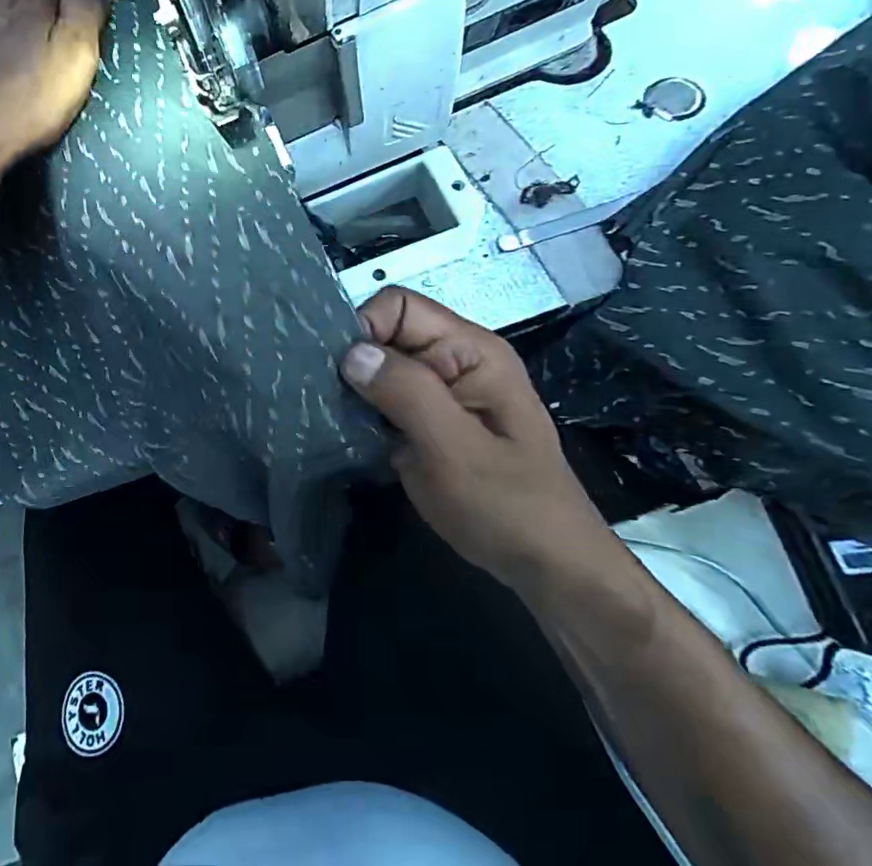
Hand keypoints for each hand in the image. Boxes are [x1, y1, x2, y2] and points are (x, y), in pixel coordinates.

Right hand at [340, 287, 609, 591]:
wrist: (547, 564)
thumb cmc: (509, 506)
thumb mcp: (457, 450)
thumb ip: (407, 394)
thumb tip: (351, 351)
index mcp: (470, 351)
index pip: (399, 307)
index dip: (364, 331)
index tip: (339, 376)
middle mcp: (454, 362)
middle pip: (387, 337)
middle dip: (354, 364)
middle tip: (324, 404)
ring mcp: (442, 397)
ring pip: (381, 373)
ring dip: (355, 394)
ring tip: (331, 424)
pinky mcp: (429, 427)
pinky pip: (386, 406)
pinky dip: (364, 419)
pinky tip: (348, 440)